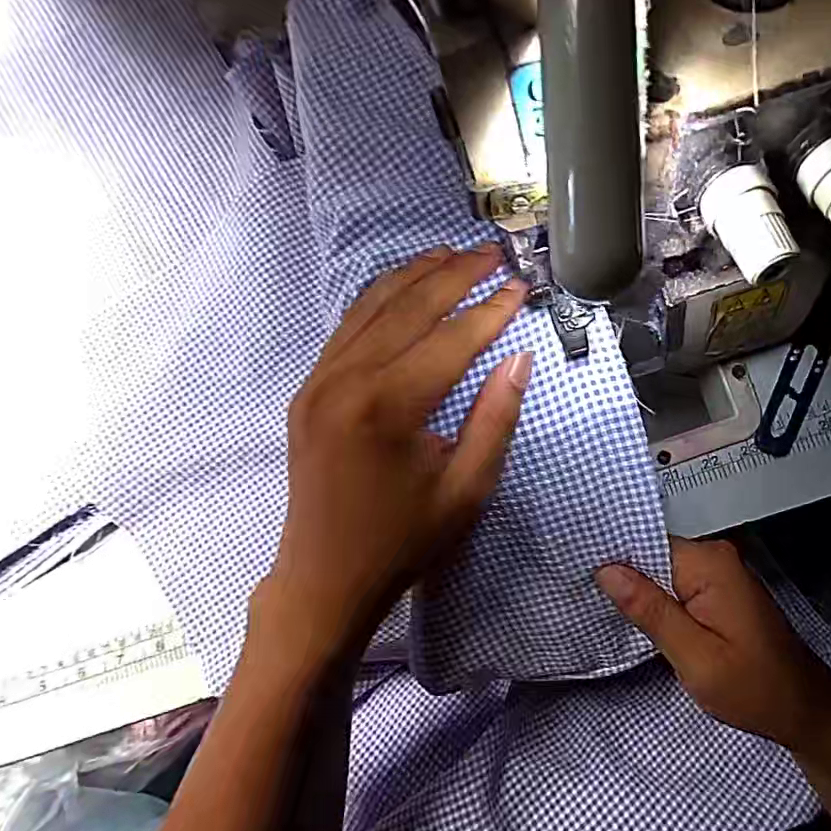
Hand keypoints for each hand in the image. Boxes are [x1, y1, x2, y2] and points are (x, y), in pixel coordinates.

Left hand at [252, 245, 531, 670]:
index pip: (450, 340)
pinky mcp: (308, 389)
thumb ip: (496, 419)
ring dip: (416, 276)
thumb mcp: (466, 490)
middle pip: (409, 307)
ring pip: (372, 307)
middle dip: (455, 276)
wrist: (324, 578)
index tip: (522, 286)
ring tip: (453, 254)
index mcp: (387, 408)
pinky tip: (404, 287)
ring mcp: (318, 381)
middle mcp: (345, 380)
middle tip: (493, 253)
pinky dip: (380, 299)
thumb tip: (519, 358)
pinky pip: (348, 328)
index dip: (491, 311)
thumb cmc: (403, 541)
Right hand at [596, 537, 830, 750]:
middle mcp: (715, 555)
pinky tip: (641, 617)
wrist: (802, 708)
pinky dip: (657, 598)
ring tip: (608, 609)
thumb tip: (608, 571)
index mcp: (709, 563)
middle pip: (651, 552)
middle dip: (623, 576)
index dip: (613, 560)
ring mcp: (718, 570)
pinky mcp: (718, 586)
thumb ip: (651, 611)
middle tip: (586, 596)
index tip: (578, 573)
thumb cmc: (754, 688)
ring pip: (660, 568)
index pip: (645, 543)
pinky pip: (675, 581)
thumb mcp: (696, 657)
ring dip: (639, 590)